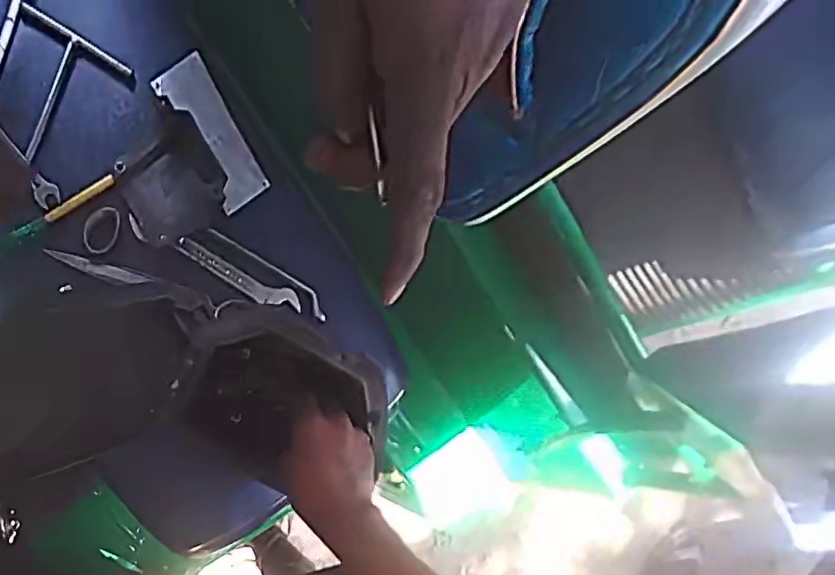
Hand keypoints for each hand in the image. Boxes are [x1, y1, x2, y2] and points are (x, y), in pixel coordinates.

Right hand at [277, 408, 377, 546]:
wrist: (345, 513)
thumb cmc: (313, 494)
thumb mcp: (287, 470)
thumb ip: (290, 450)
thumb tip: (292, 448)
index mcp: (311, 423)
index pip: (302, 401)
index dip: (297, 405)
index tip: (293, 411)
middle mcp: (337, 422)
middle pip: (326, 412)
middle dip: (319, 423)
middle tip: (310, 439)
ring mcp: (356, 435)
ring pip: (343, 427)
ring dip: (336, 436)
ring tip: (328, 455)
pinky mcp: (370, 449)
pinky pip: (356, 442)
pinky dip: (350, 448)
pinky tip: (343, 464)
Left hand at [307, 0, 528, 302]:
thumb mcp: (339, 4)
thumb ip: (338, 82)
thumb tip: (350, 136)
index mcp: (425, 70)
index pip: (415, 187)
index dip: (404, 245)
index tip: (392, 286)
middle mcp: (472, 66)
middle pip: (417, 155)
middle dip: (366, 164)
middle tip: (325, 143)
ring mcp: (500, 40)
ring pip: (436, 116)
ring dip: (393, 118)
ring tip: (363, 60)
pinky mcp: (509, 16)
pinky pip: (463, 78)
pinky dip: (426, 87)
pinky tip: (407, 53)